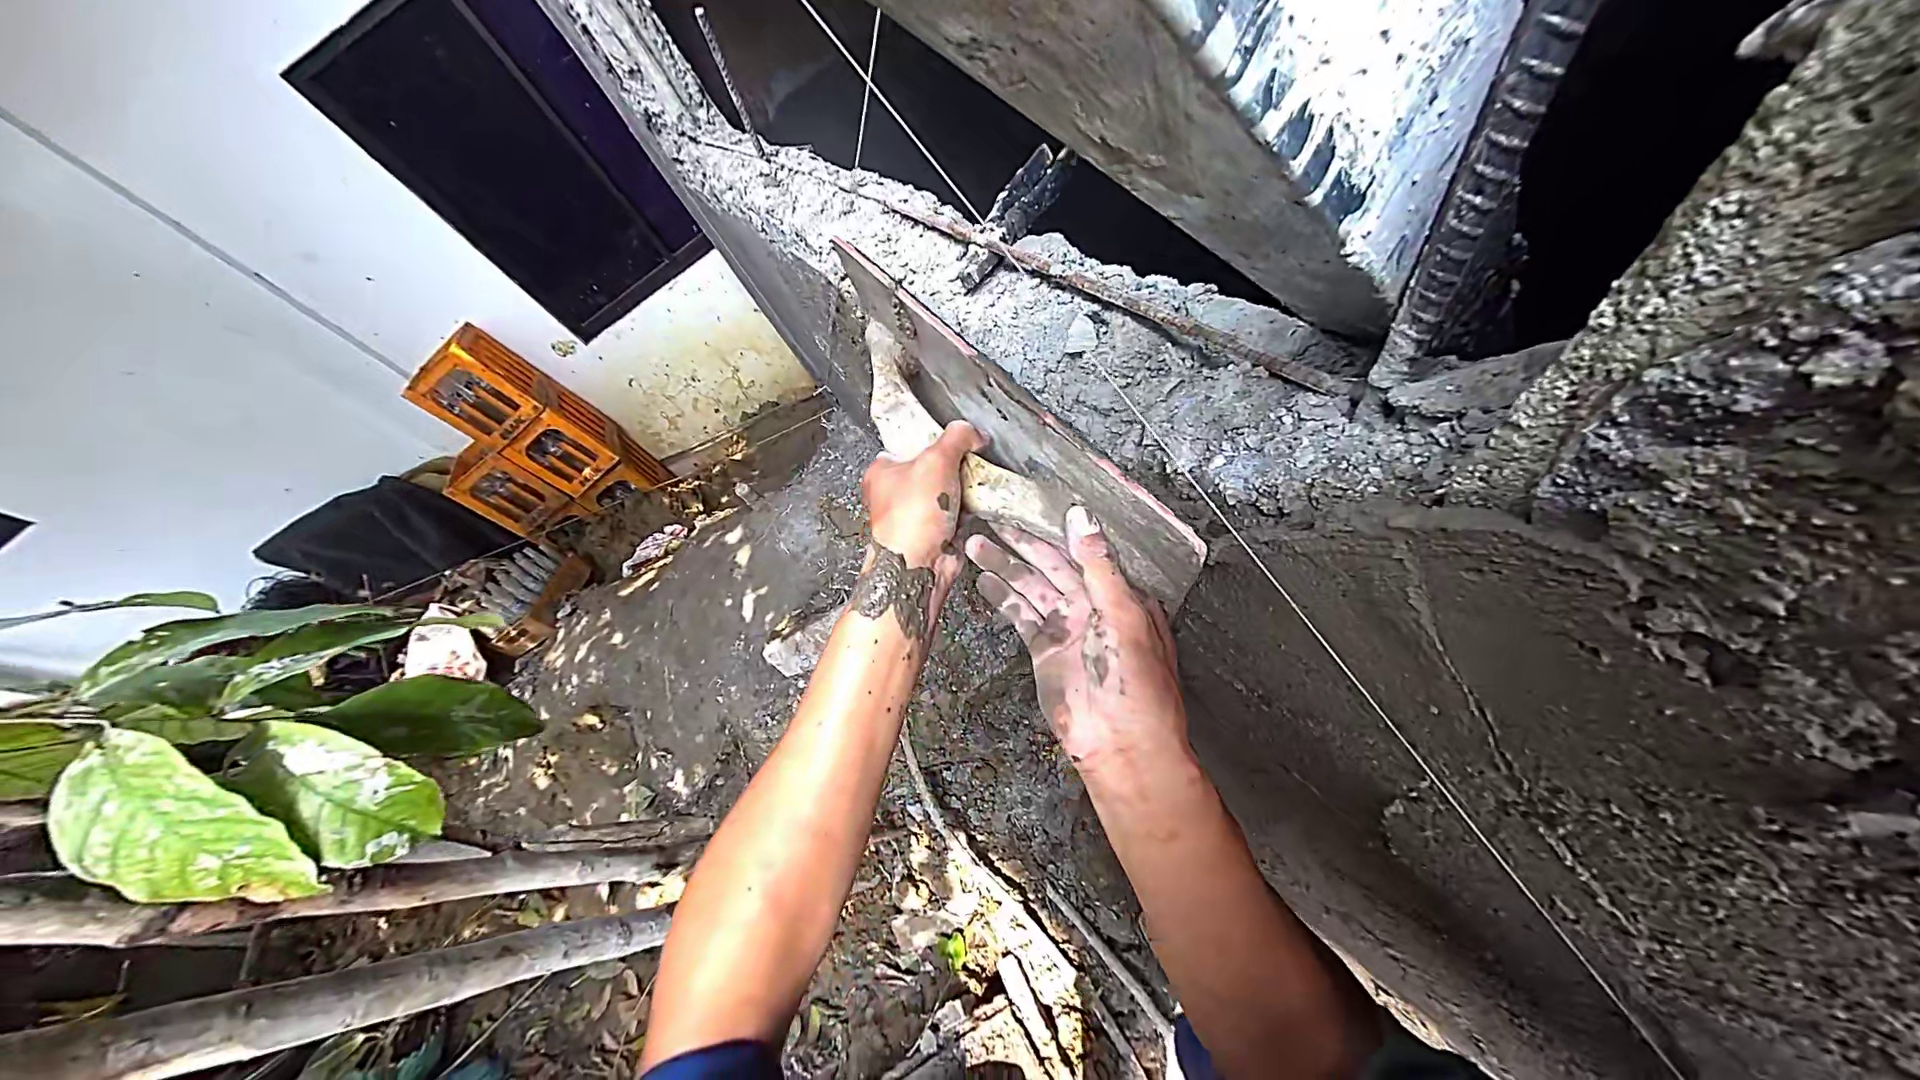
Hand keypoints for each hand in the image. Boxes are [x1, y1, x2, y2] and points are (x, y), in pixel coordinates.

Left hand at [862, 418, 984, 582]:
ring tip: (968, 489)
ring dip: (965, 490)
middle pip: (936, 466)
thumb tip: (971, 431)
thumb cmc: (909, 521)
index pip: (912, 442)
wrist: (919, 567)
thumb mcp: (935, 461)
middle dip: (955, 467)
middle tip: (964, 465)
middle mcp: (897, 493)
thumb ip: (956, 438)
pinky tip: (971, 510)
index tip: (954, 437)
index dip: (935, 438)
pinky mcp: (937, 532)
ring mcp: (918, 514)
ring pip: (951, 490)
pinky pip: (960, 512)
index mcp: (883, 471)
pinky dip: (970, 511)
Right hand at [965, 507, 1185, 767]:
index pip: (1081, 550)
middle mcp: (1092, 606)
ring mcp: (1067, 627)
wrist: (1120, 744)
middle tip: (991, 522)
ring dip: (1004, 566)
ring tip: (976, 546)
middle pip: (1050, 565)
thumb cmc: (1136, 687)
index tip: (1027, 509)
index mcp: (1118, 593)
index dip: (1054, 529)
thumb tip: (1082, 521)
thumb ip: (1099, 567)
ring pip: (1030, 587)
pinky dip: (1003, 598)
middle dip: (1020, 544)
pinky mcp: (1046, 650)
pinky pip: (1021, 616)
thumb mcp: (1123, 616)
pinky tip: (986, 582)